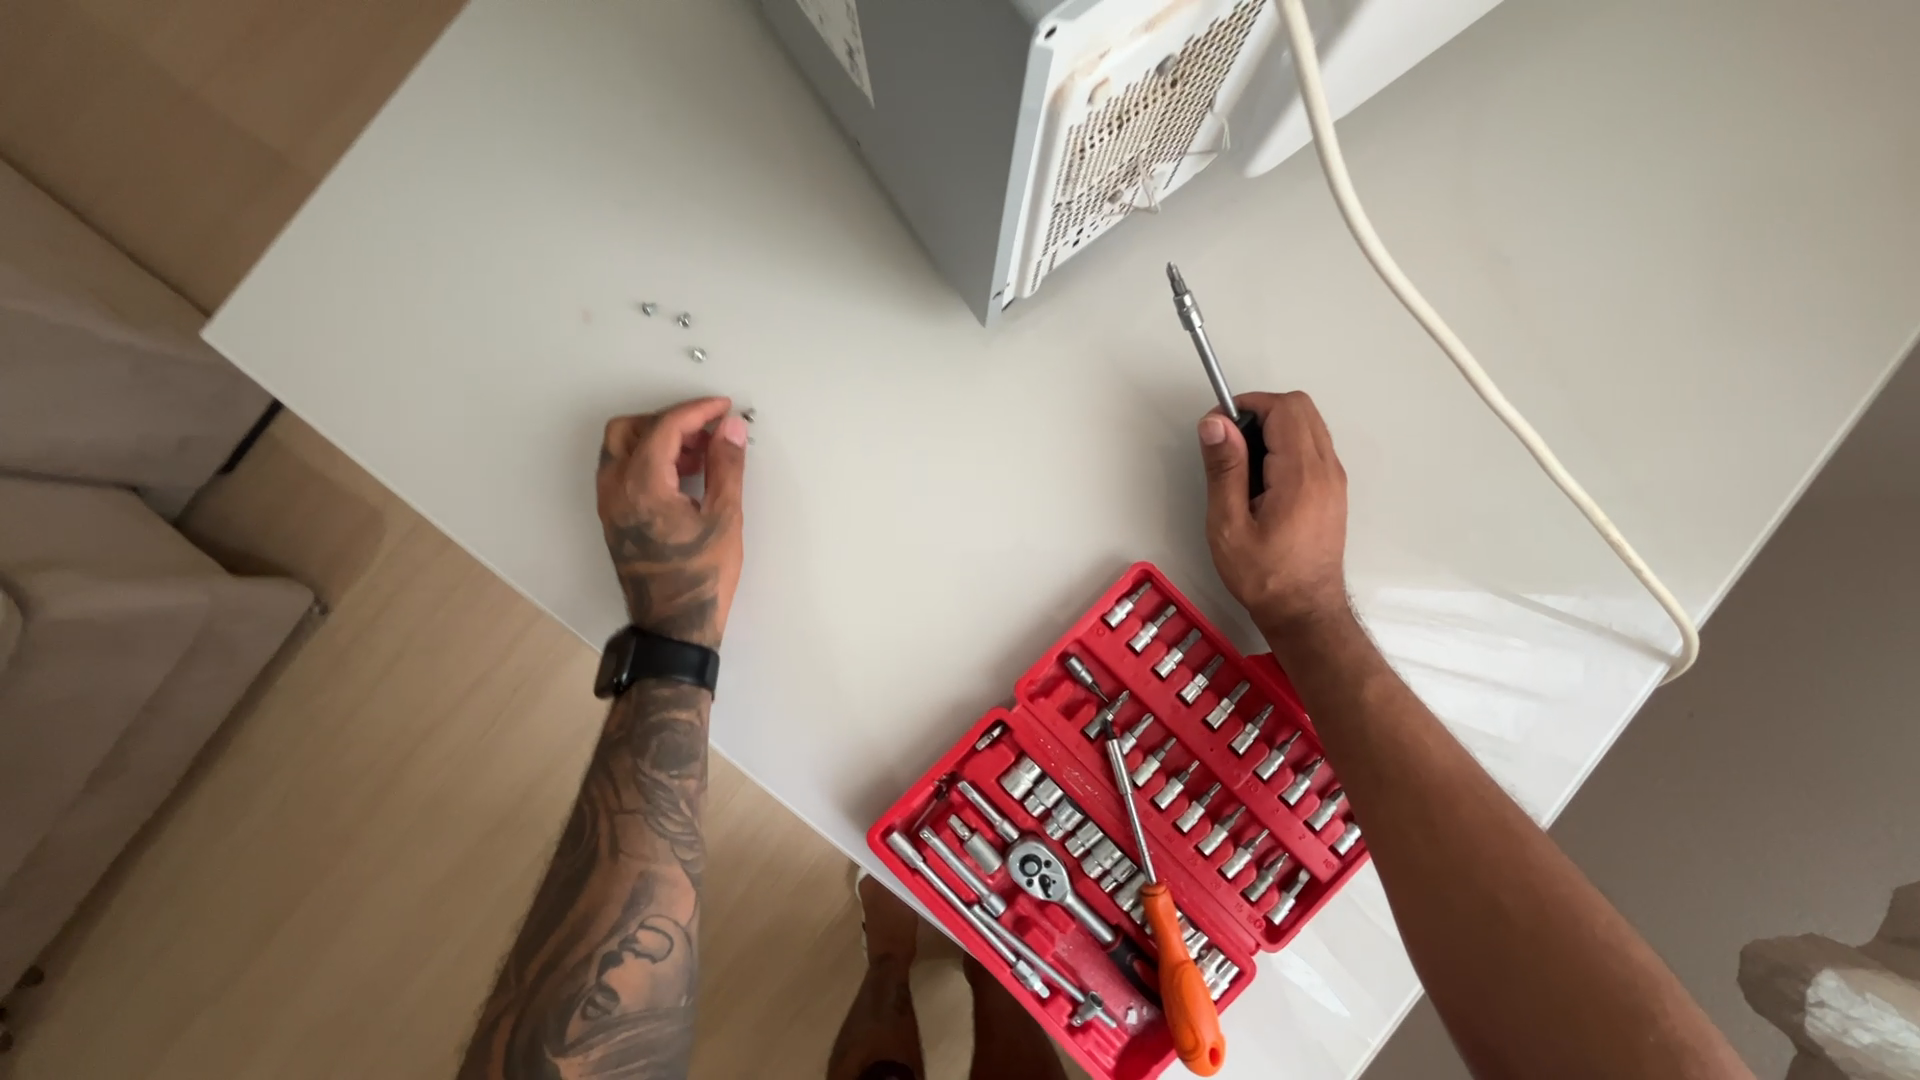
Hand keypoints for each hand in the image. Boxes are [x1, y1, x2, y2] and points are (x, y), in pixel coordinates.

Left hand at [597, 397, 746, 648]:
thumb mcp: (724, 517)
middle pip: (631, 428)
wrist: (675, 623)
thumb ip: (726, 466)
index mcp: (641, 486)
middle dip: (671, 420)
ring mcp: (610, 504)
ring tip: (701, 453)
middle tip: (707, 429)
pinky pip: (624, 470)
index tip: (722, 408)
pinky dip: (649, 460)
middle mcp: (616, 490)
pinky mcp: (615, 517)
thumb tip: (729, 429)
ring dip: (659, 439)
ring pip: (623, 448)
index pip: (665, 427)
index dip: (697, 410)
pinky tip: (683, 474)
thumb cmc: (699, 577)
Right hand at [1198, 391, 1350, 636]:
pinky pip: (1312, 447)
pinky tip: (1261, 479)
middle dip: (1260, 412)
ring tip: (1242, 464)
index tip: (1218, 429)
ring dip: (1273, 428)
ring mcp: (1334, 480)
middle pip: (1301, 408)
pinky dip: (1285, 445)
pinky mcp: (1333, 491)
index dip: (1247, 406)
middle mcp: (1326, 469)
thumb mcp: (1228, 525)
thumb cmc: (1263, 576)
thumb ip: (1224, 469)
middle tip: (1229, 444)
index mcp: (1301, 475)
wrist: (1304, 612)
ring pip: (1309, 425)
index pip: (1283, 409)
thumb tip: (1216, 423)